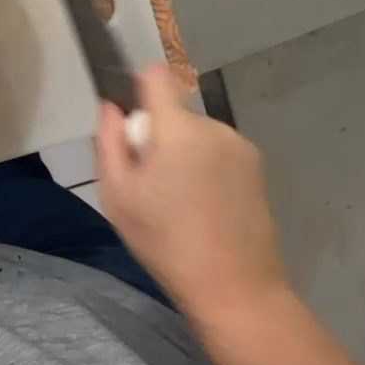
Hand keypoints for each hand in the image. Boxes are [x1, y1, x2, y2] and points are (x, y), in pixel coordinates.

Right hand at [96, 67, 289, 321]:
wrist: (233, 286)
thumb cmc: (164, 241)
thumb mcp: (117, 195)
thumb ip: (108, 142)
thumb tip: (111, 108)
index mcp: (177, 130)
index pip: (156, 77)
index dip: (137, 87)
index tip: (128, 120)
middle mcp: (214, 128)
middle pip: (173, 113)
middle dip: (156, 136)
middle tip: (147, 182)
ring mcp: (240, 147)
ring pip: (195, 134)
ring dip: (181, 153)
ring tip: (175, 200)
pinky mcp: (256, 168)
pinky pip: (216, 152)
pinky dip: (203, 167)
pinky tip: (200, 206)